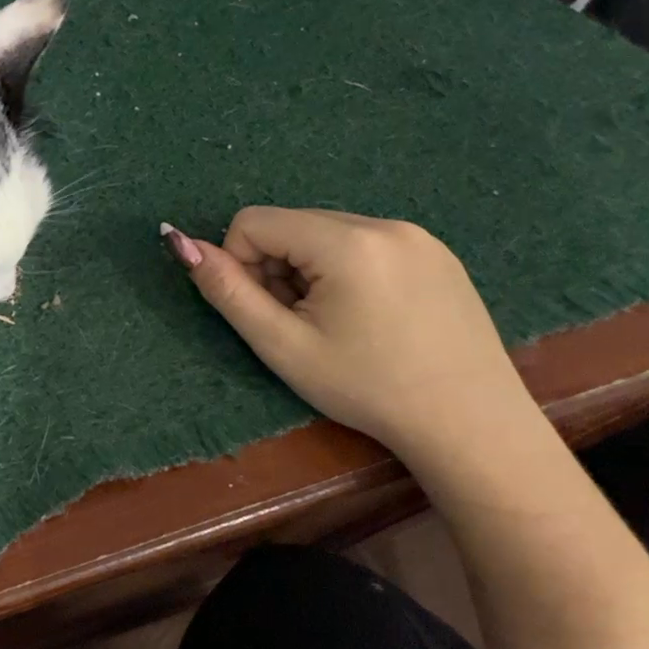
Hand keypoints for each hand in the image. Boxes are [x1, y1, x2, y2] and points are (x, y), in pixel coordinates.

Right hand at [165, 208, 534, 450]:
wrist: (472, 427)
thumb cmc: (366, 388)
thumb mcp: (280, 344)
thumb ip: (225, 288)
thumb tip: (177, 241)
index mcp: (348, 242)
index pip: (252, 221)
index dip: (241, 264)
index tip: (267, 311)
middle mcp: (386, 224)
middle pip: (289, 223)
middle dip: (275, 266)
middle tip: (297, 322)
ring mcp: (419, 237)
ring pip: (322, 233)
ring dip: (305, 269)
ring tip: (331, 322)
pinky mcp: (437, 254)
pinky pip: (361, 242)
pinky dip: (341, 270)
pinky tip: (365, 316)